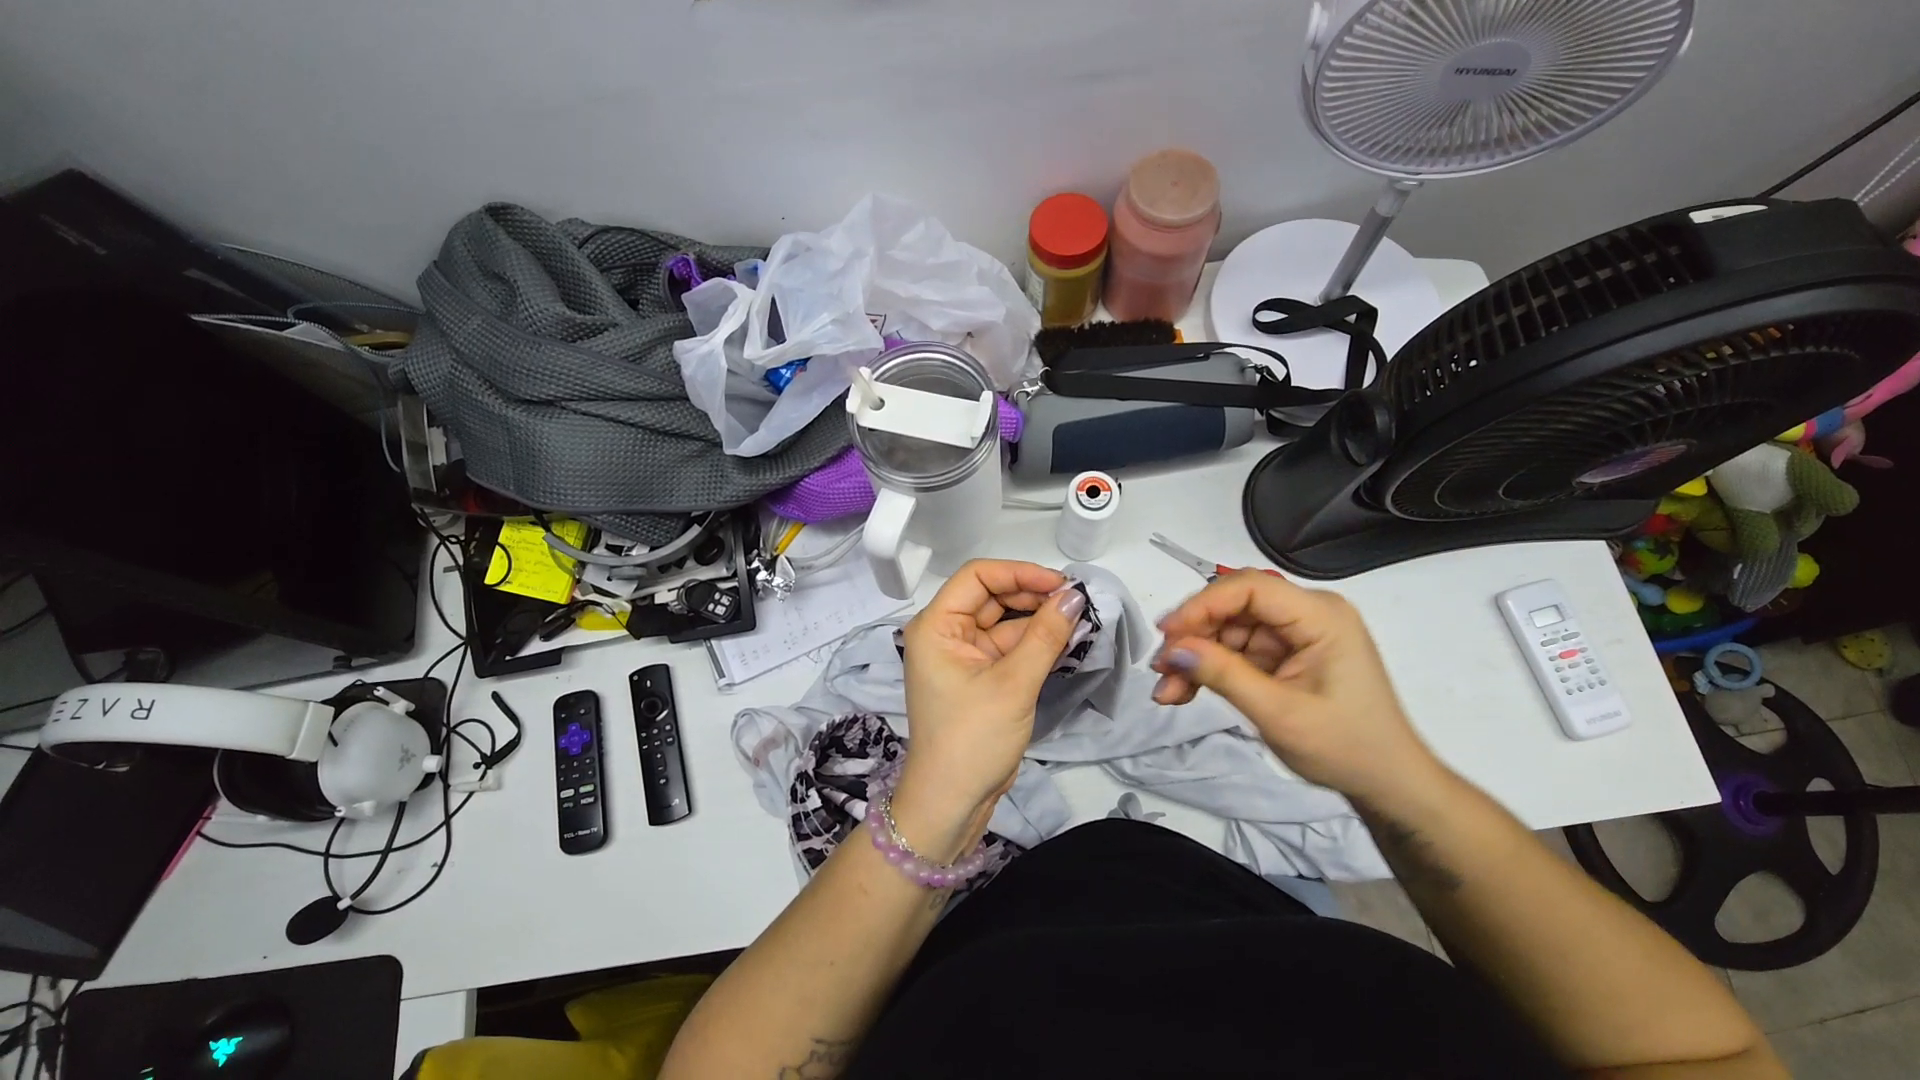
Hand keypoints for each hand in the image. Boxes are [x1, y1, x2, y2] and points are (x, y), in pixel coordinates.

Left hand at [894, 560, 1084, 846]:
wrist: (952, 801)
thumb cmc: (972, 738)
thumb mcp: (1013, 684)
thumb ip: (1045, 636)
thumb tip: (1075, 597)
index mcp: (936, 627)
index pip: (977, 577)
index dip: (1019, 573)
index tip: (1061, 584)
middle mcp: (946, 635)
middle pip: (992, 597)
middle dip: (1033, 596)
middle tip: (1077, 602)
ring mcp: (964, 658)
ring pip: (1006, 623)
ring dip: (1039, 621)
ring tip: (1080, 619)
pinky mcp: (981, 679)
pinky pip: (1010, 648)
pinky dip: (1036, 644)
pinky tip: (1067, 640)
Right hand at [1149, 570, 1440, 805]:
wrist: (1387, 782)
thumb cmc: (1344, 746)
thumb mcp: (1279, 713)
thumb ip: (1224, 675)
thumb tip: (1172, 648)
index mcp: (1320, 616)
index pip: (1249, 588)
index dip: (1202, 606)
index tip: (1166, 634)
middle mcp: (1309, 614)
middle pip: (1235, 608)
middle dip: (1194, 636)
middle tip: (1160, 670)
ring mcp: (1297, 635)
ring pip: (1229, 630)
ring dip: (1196, 657)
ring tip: (1168, 691)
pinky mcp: (1287, 656)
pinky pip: (1238, 651)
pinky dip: (1211, 670)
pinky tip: (1185, 691)